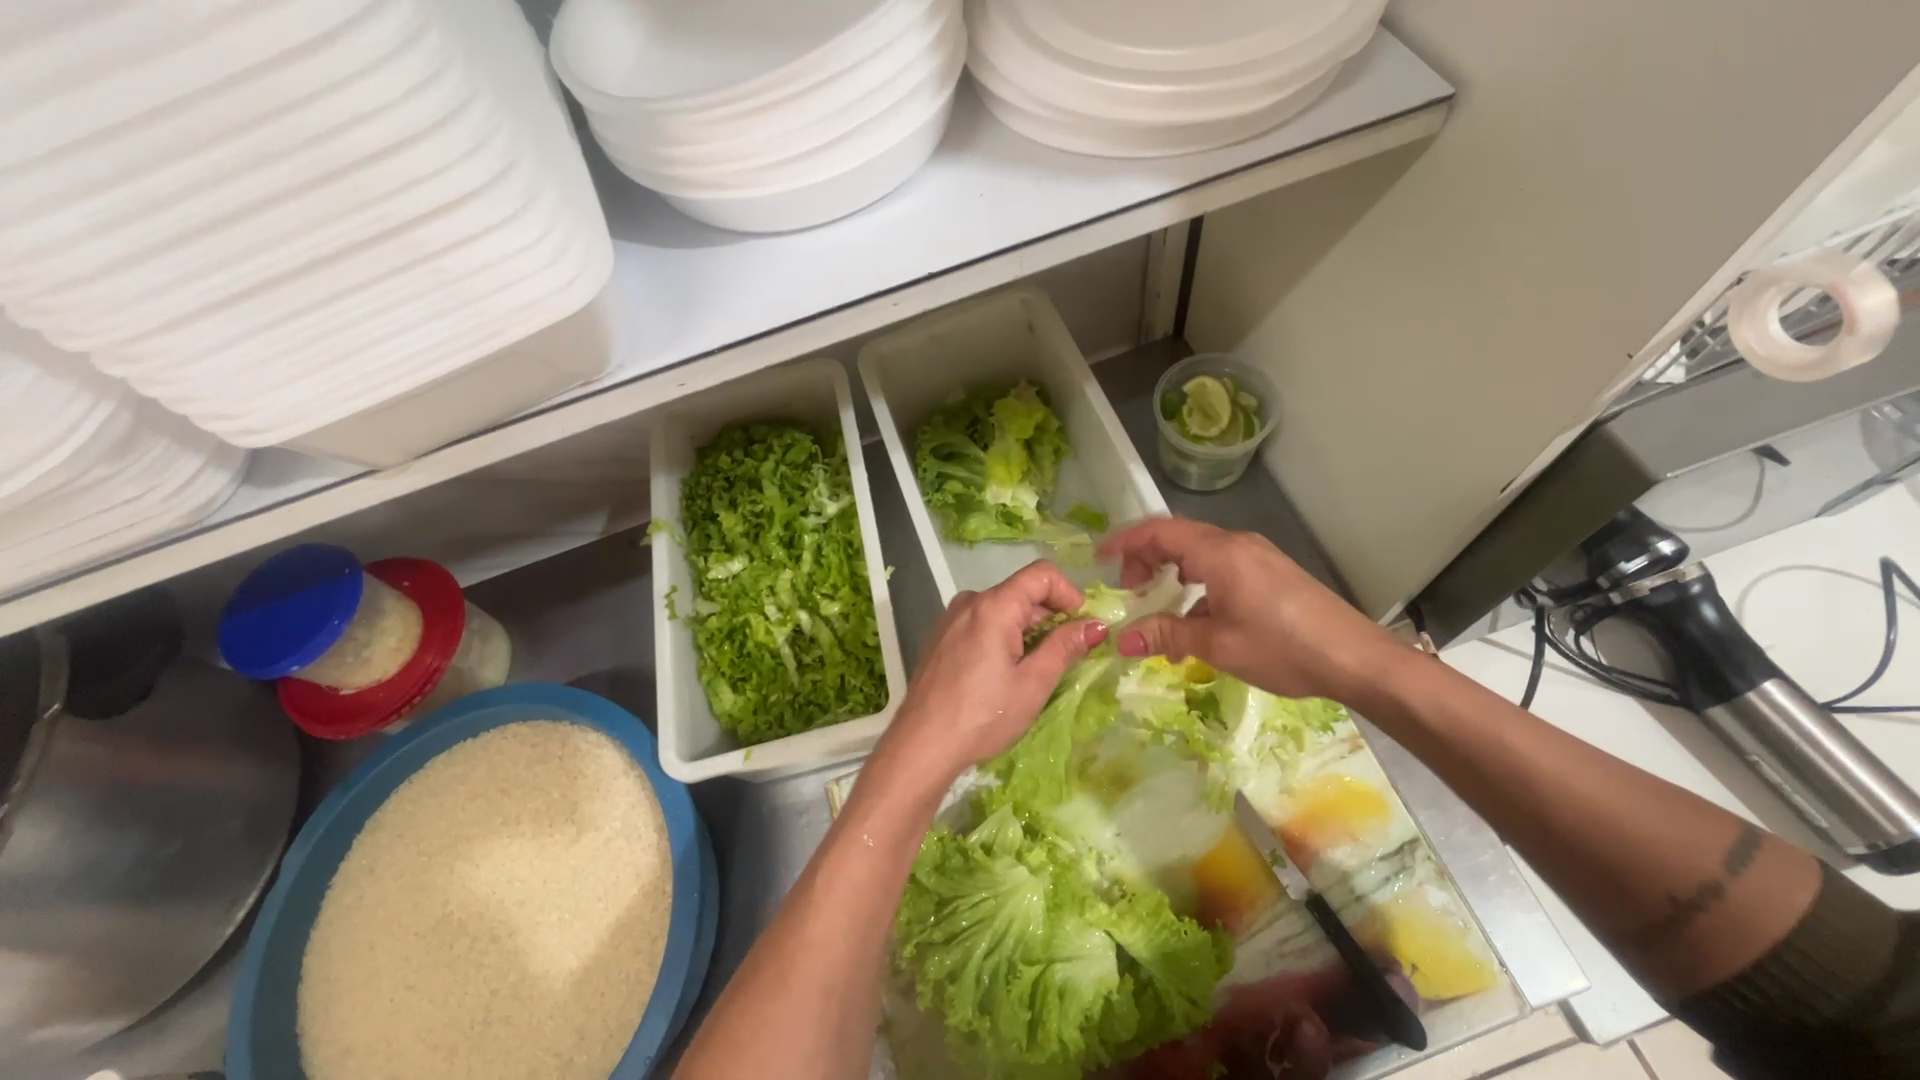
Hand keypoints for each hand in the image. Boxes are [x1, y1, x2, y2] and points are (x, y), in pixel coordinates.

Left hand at [866, 561, 1107, 792]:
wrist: (922, 744)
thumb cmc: (983, 716)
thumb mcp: (1033, 683)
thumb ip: (1064, 647)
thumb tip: (1096, 625)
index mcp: (993, 606)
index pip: (1042, 574)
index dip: (1070, 594)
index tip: (1083, 627)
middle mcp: (969, 602)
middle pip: (1022, 593)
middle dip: (1051, 617)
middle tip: (1068, 656)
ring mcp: (951, 619)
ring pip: (1003, 610)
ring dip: (1028, 631)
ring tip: (1036, 671)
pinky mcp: (942, 638)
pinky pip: (982, 624)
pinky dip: (1004, 638)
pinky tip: (1004, 674)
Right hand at [1099, 517, 1407, 706]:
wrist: (1356, 659)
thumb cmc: (1282, 649)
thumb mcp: (1217, 646)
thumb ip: (1166, 635)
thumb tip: (1121, 640)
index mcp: (1220, 553)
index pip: (1159, 531)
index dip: (1125, 542)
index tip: (1099, 560)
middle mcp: (1237, 544)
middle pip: (1178, 536)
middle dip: (1145, 558)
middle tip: (1129, 590)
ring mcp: (1258, 555)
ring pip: (1200, 550)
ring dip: (1171, 569)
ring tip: (1158, 602)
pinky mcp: (1272, 571)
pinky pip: (1220, 562)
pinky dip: (1196, 579)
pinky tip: (1197, 613)